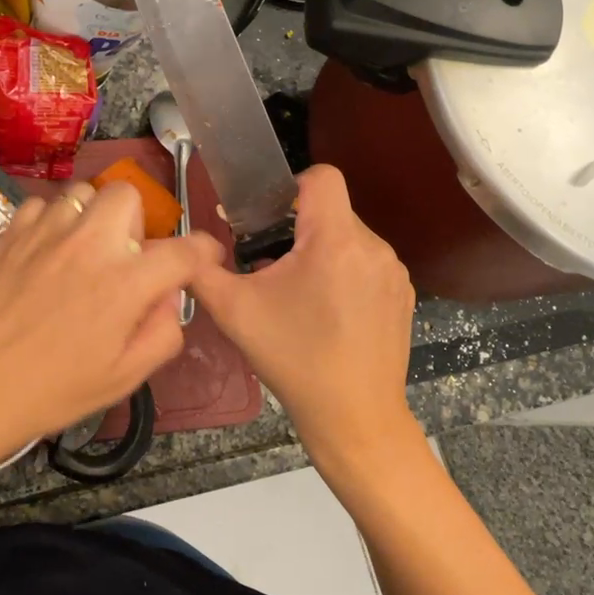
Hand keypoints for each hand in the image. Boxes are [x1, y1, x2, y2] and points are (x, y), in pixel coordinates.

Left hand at [0, 181, 224, 473]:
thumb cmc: (52, 391)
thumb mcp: (124, 378)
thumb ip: (162, 332)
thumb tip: (167, 297)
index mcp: (127, 281)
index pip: (184, 250)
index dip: (202, 252)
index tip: (201, 259)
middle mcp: (90, 243)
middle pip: (128, 195)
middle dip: (135, 221)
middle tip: (123, 257)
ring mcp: (46, 231)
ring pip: (82, 195)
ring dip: (91, 218)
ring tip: (80, 254)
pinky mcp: (10, 232)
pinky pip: (42, 207)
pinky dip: (51, 224)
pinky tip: (44, 256)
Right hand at [190, 165, 417, 455]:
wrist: (354, 417)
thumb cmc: (292, 358)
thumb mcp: (233, 311)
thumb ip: (201, 270)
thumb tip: (190, 248)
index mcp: (334, 241)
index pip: (322, 177)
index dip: (289, 187)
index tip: (267, 219)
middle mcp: (373, 247)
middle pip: (330, 211)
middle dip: (296, 229)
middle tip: (269, 268)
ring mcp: (394, 273)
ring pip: (348, 238)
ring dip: (319, 253)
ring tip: (296, 295)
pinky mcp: (404, 296)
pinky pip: (367, 265)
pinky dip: (343, 275)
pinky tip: (326, 314)